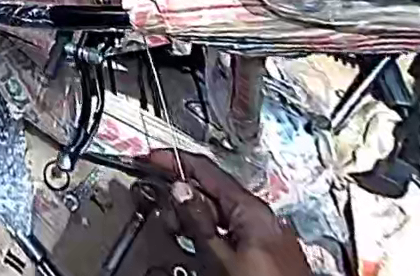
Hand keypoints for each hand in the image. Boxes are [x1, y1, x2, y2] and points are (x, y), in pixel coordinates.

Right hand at [146, 150, 310, 275]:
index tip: (150, 159)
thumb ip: (199, 221)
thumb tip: (178, 188)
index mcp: (252, 209)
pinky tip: (200, 248)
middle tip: (162, 209)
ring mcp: (268, 237)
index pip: (206, 169)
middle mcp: (263, 217)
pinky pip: (234, 233)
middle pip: (212, 191)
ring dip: (196, 219)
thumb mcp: (222, 260)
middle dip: (183, 196)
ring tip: (177, 231)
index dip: (175, 160)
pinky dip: (213, 234)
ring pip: (222, 214)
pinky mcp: (269, 256)